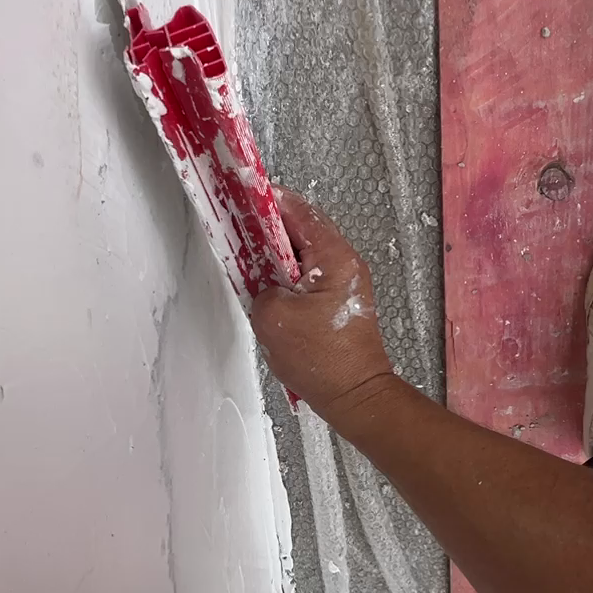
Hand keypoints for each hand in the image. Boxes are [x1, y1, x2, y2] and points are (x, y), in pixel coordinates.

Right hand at [251, 187, 398, 418]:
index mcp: (333, 256)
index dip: (265, 201)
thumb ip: (258, 286)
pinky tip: (267, 290)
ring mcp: (344, 283)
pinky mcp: (339, 303)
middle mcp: (345, 262)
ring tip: (248, 263)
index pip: (297, 211)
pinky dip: (286, 278)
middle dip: (266, 231)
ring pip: (303, 255)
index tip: (239, 196)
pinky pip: (308, 277)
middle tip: (237, 232)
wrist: (355, 396)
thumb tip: (261, 281)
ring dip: (275, 257)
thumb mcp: (272, 317)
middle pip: (301, 230)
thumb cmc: (321, 359)